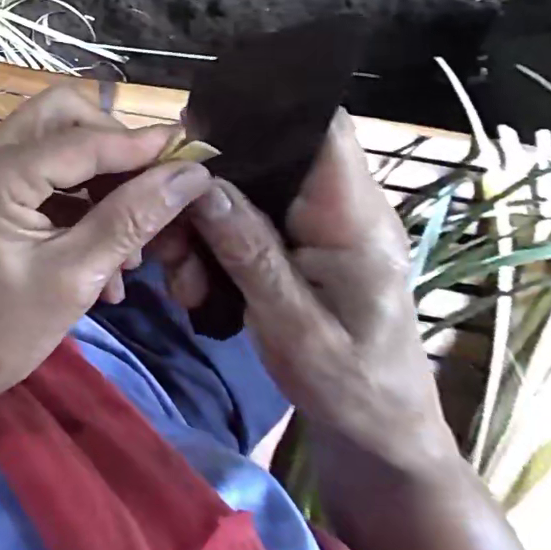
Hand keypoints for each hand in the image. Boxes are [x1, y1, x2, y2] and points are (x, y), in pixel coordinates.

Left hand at [0, 86, 212, 430]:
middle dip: (115, 144)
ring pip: (60, 135)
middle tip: (151, 183)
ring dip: (103, 172)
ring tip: (134, 233)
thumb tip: (192, 175)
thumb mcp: (77, 276)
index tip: (193, 153)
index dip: (142, 145)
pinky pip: (50, 164)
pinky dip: (84, 192)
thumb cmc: (3, 332)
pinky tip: (110, 244)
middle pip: (66, 114)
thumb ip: (133, 218)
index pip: (83, 141)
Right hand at [179, 111, 456, 471]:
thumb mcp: (291, 327)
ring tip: (181, 276)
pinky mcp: (305, 243)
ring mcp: (322, 224)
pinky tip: (197, 283)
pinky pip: (253, 220)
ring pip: (251, 190)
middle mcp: (341, 206)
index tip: (201, 134)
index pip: (324, 127)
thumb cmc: (350, 388)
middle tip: (170, 233)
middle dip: (212, 185)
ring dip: (206, 222)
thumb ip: (249, 252)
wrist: (380, 437)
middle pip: (270, 158)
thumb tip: (203, 185)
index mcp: (354, 217)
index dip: (267, 112)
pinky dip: (218, 242)